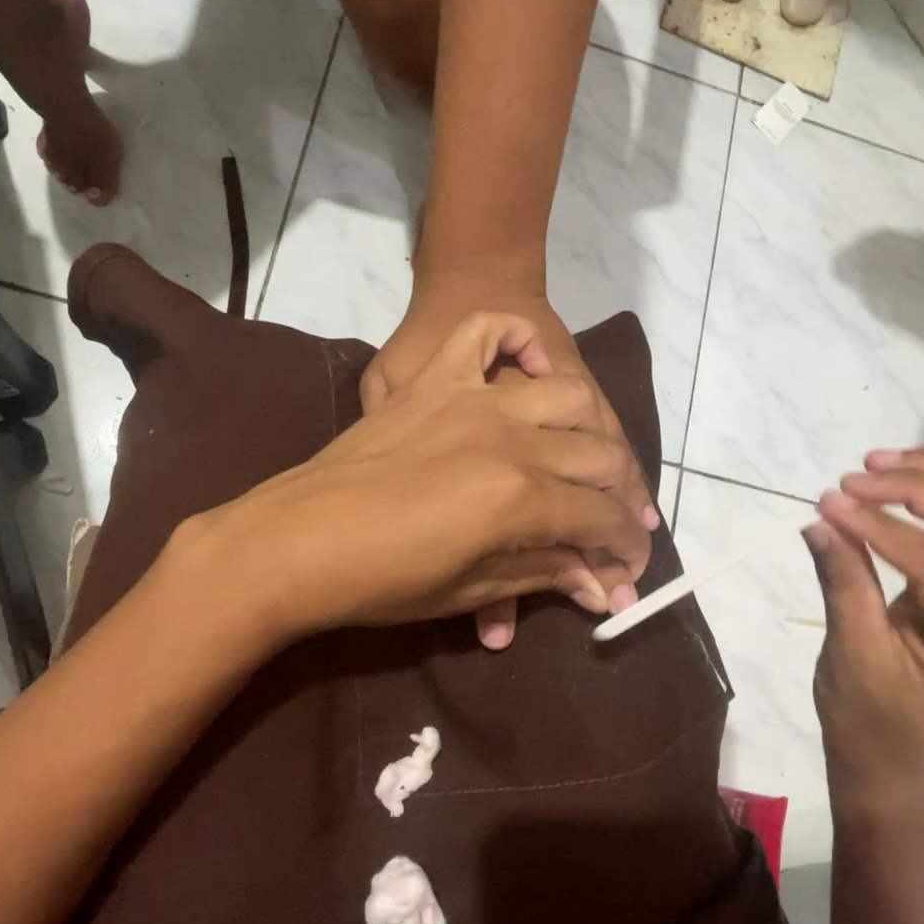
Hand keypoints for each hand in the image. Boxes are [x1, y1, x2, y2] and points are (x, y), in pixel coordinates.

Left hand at [172, 312, 652, 650]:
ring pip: (567, 394)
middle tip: (622, 527)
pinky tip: (529, 370)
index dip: (624, 546)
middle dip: (625, 498)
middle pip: (600, 457)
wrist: (293, 538)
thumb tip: (600, 585)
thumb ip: (540, 574)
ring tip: (594, 461)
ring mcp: (472, 399)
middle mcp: (510, 439)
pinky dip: (514, 339)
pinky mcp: (436, 379)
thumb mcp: (465, 589)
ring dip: (594, 430)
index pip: (601, 517)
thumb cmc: (377, 580)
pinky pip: (488, 334)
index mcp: (518, 499)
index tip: (630, 569)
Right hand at [803, 448, 923, 808]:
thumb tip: (823, 518)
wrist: (895, 762)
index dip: (885, 526)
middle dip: (920, 489)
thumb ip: (844, 583)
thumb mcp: (849, 656)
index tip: (830, 500)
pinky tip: (902, 482)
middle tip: (855, 475)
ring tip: (877, 462)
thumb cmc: (867, 719)